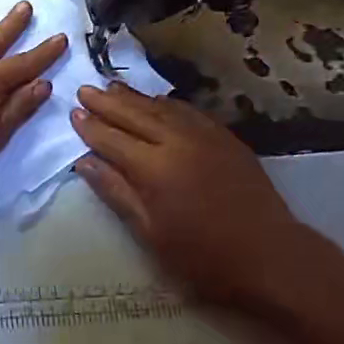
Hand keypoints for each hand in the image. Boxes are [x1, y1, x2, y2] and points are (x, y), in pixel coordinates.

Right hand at [71, 83, 309, 306]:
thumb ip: (116, 192)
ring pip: (162, 108)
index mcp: (154, 168)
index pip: (113, 139)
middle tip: (85, 89)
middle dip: (107, 103)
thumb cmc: (202, 256)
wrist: (269, 255)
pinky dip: (167, 103)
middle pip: (135, 115)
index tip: (73, 113)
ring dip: (135, 97)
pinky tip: (157, 100)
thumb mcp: (150, 232)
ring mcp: (205, 136)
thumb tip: (85, 162)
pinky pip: (189, 111)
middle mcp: (177, 142)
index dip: (91, 127)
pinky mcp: (225, 138)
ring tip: (112, 87)